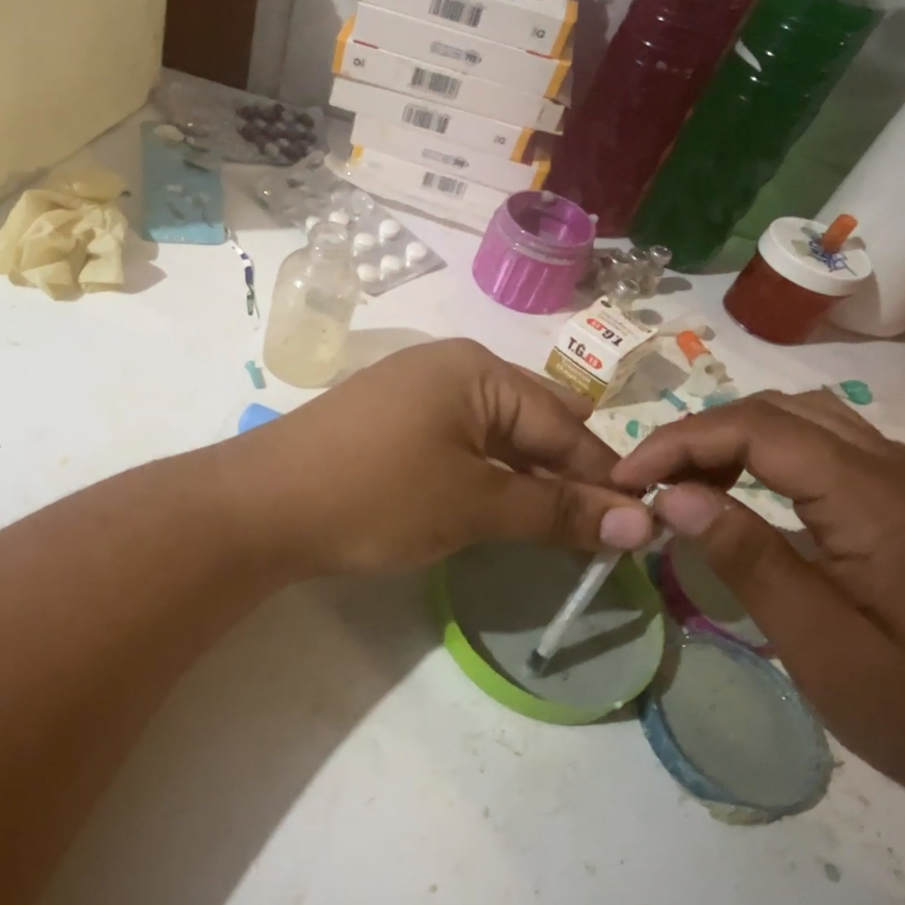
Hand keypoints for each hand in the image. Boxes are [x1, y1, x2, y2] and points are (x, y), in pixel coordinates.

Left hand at [222, 339, 655, 578]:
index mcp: (479, 370)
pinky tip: (495, 511)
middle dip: (568, 477)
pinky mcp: (390, 422)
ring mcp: (415, 392)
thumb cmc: (376, 496)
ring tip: (557, 534)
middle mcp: (451, 367)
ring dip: (527, 481)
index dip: (604, 481)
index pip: (565, 426)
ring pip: (496, 437)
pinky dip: (486, 477)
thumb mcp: (473, 505)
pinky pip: (459, 443)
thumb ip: (556, 511)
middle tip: (601, 538)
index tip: (643, 531)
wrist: (261, 506)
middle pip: (533, 423)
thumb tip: (641, 524)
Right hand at [610, 392, 904, 883]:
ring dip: (741, 439)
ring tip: (692, 487)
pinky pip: (839, 452)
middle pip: (784, 410)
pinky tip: (755, 500)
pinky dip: (778, 457)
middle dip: (704, 434)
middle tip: (652, 485)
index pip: (759, 428)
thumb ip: (750, 562)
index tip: (625, 481)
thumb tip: (674, 496)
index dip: (681, 442)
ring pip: (814, 423)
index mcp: (880, 501)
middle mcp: (904, 474)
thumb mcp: (827, 651)